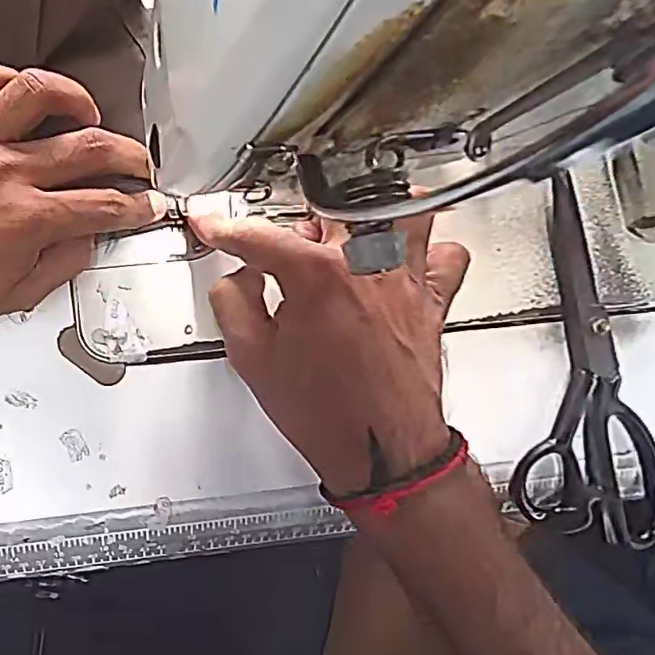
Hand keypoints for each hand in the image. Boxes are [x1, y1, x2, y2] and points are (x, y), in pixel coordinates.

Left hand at [0, 62, 163, 362]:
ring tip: (87, 114)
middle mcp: (3, 173)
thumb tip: (89, 238)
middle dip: (127, 156)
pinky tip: (19, 93)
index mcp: (26, 220)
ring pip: (36, 93)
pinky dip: (4, 77)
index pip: (102, 204)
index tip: (146, 205)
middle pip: (87, 146)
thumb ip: (62, 264)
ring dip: (74, 97)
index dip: (135, 206)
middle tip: (137, 165)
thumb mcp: (14, 297)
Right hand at [189, 211, 470, 495]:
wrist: (377, 448)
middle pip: (333, 205)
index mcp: (317, 276)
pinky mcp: (431, 300)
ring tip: (341, 235)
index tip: (211, 225)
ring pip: (399, 209)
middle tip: (281, 245)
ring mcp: (403, 281)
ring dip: (365, 214)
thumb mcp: (250, 356)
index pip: (260, 236)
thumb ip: (232, 300)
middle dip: (298, 219)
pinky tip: (397, 260)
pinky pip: (443, 253)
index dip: (224, 228)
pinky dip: (422, 249)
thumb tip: (237, 278)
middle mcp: (366, 268)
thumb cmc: (325, 411)